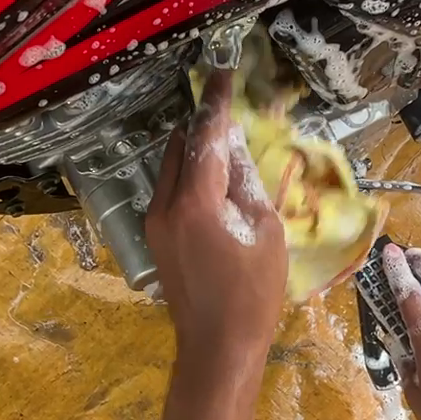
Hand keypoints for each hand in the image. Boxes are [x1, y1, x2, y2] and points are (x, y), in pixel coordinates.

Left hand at [147, 70, 288, 364]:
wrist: (217, 346)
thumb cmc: (253, 294)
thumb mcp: (266, 232)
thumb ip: (249, 184)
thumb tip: (238, 151)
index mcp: (195, 202)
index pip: (204, 138)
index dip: (215, 103)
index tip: (221, 73)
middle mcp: (164, 205)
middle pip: (179, 147)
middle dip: (203, 127)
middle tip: (231, 116)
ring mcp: (154, 223)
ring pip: (170, 168)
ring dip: (195, 152)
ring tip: (227, 150)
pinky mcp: (155, 238)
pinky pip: (169, 191)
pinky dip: (189, 177)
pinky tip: (214, 184)